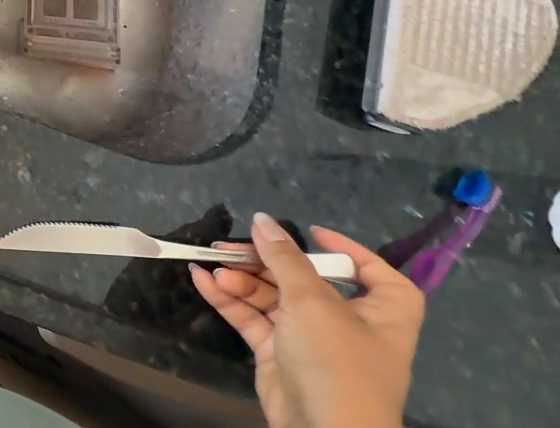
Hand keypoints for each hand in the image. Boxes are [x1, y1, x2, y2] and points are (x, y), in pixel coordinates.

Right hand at [190, 212, 423, 427]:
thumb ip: (284, 259)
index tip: (314, 234)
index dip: (354, 254)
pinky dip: (227, 298)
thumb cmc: (336, 361)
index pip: (380, 279)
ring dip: (241, 280)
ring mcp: (310, 341)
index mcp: (378, 317)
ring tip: (215, 269)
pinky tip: (201, 280)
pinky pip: (252, 317)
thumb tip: (263, 220)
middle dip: (267, 263)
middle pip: (306, 282)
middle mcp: (347, 326)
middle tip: (231, 246)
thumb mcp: (312, 302)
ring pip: (273, 298)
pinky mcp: (278, 353)